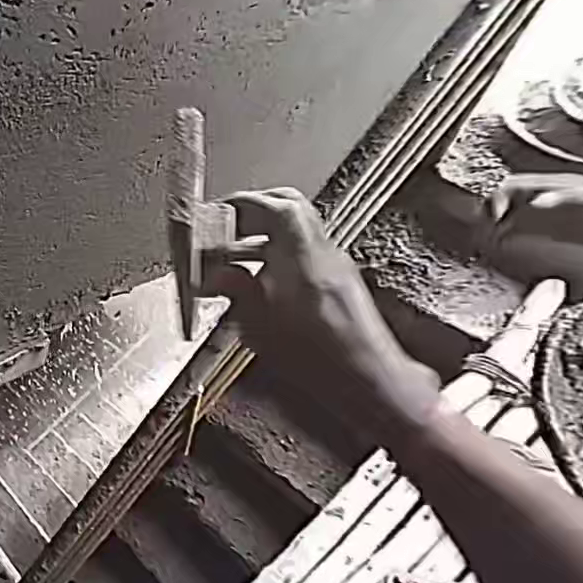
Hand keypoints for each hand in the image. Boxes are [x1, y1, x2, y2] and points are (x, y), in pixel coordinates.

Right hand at [203, 188, 439, 442]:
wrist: (365, 380)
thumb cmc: (319, 360)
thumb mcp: (257, 325)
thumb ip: (235, 290)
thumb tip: (216, 274)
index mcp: (302, 259)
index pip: (276, 206)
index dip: (243, 202)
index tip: (219, 210)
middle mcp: (324, 255)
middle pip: (290, 207)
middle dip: (253, 211)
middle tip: (224, 227)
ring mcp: (334, 265)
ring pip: (295, 229)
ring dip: (261, 235)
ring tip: (231, 258)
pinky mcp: (337, 281)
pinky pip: (302, 252)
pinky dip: (275, 254)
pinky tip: (255, 280)